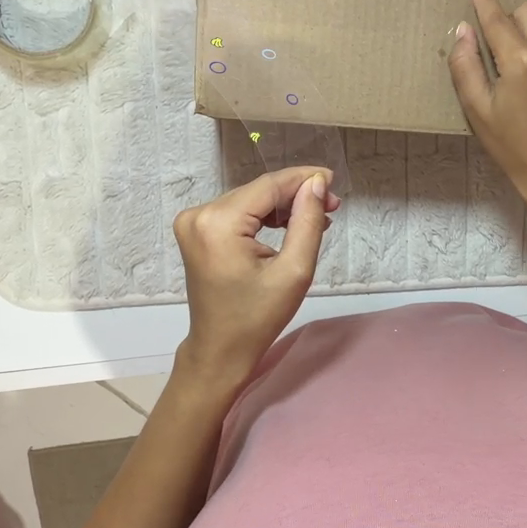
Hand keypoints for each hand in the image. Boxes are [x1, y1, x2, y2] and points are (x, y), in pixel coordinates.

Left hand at [174, 166, 340, 381]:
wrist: (221, 348)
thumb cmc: (258, 317)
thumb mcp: (294, 271)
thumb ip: (307, 222)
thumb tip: (317, 184)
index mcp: (218, 223)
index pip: (268, 186)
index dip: (302, 179)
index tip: (333, 178)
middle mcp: (199, 214)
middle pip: (258, 192)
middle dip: (295, 195)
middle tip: (333, 205)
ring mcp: (193, 222)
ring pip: (249, 200)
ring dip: (282, 206)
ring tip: (317, 217)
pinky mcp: (196, 230)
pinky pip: (237, 212)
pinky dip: (263, 216)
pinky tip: (288, 224)